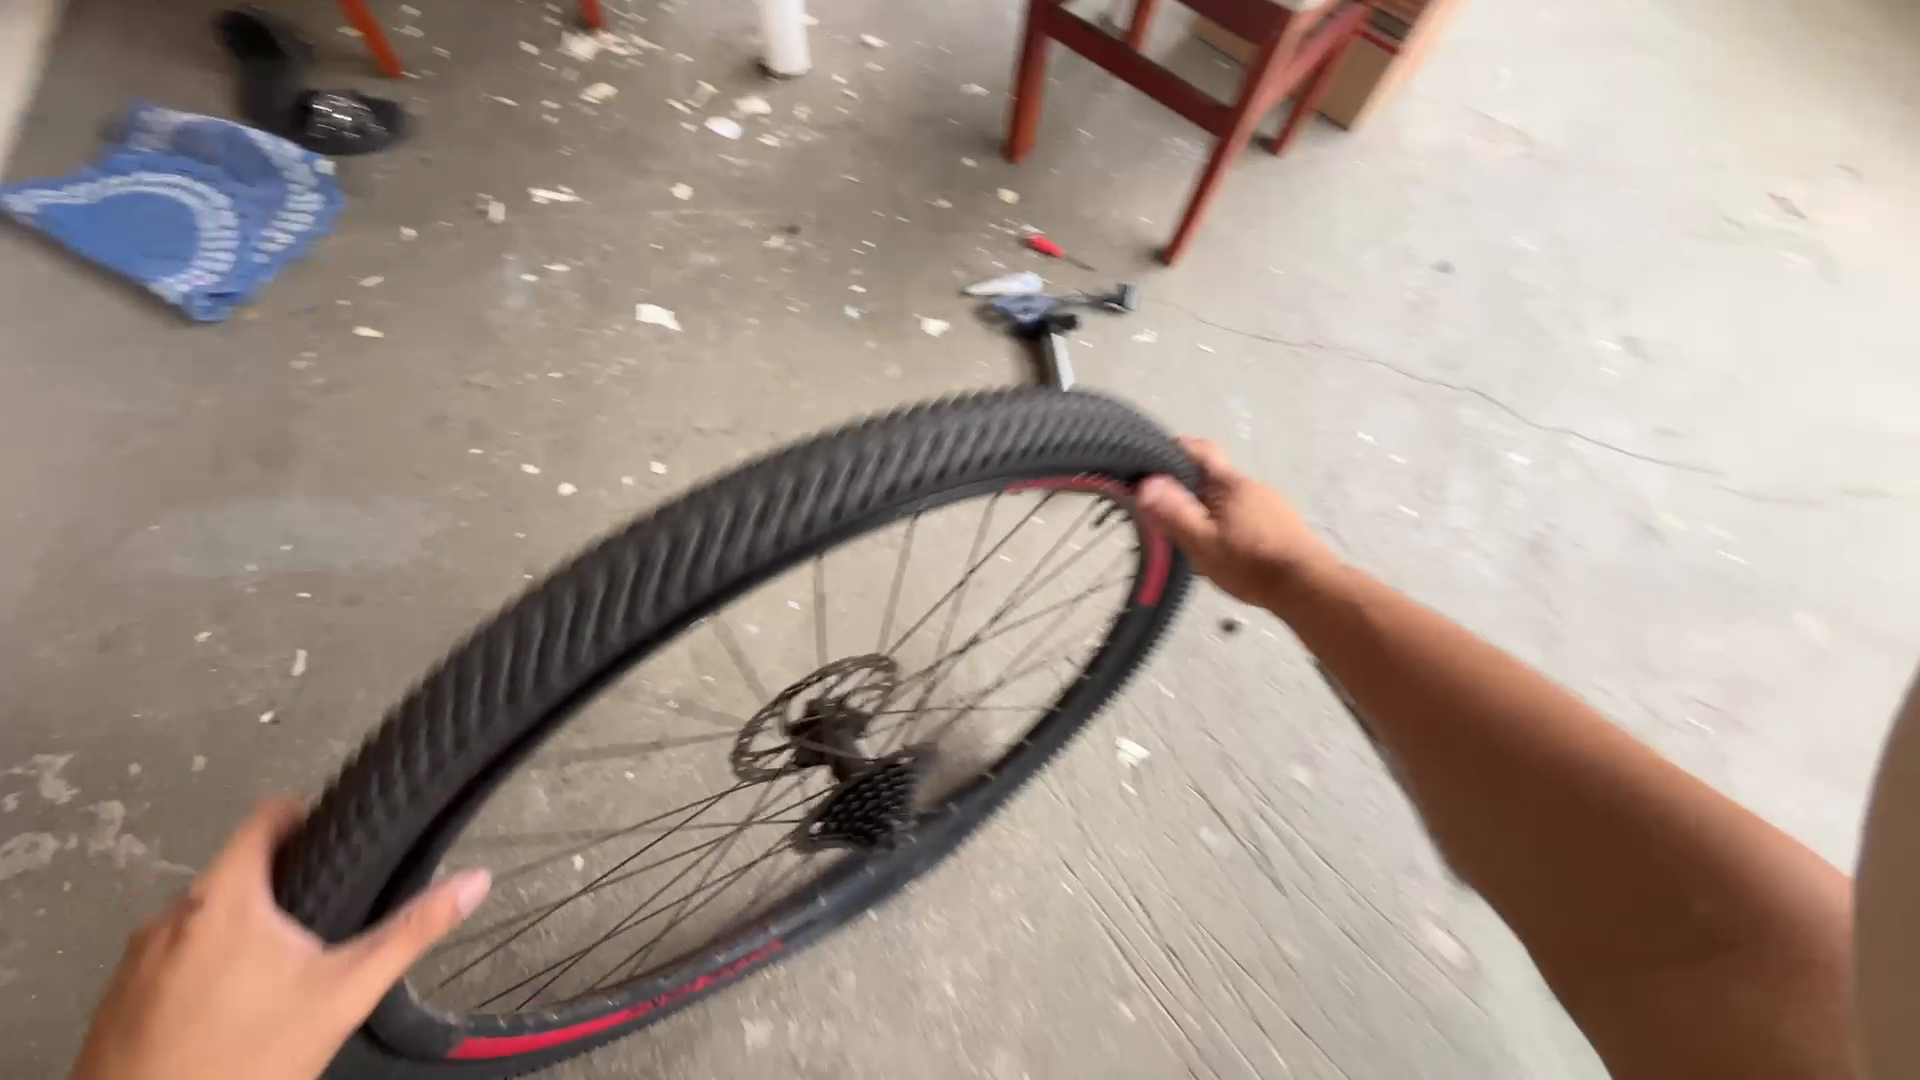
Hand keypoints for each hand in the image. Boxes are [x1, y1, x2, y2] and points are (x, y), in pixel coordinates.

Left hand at [69, 800, 488, 1079]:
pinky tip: (236, 1004)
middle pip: (238, 869)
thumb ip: (412, 930)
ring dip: (244, 923)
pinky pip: (172, 955)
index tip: (338, 833)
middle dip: (284, 881)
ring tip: (286, 965)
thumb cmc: (247, 1059)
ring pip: (204, 914)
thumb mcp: (346, 992)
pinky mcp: (111, 1003)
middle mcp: (168, 920)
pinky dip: (206, 962)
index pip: (264, 819)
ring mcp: (131, 963)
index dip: (307, 815)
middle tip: (328, 915)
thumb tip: (476, 880)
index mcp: (223, 902)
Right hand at [1137, 438, 1340, 608]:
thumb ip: (1174, 511)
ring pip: (1227, 498)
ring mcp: (1271, 504)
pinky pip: (1244, 514)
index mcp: (1230, 484)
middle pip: (1211, 477)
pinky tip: (1224, 548)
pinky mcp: (1281, 524)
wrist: (1309, 587)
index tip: (1149, 463)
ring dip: (1206, 509)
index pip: (1199, 450)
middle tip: (1162, 512)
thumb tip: (1145, 483)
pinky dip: (1226, 522)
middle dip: (1185, 489)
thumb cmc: (1251, 564)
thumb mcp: (1203, 542)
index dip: (1173, 449)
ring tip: (1191, 536)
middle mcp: (1252, 486)